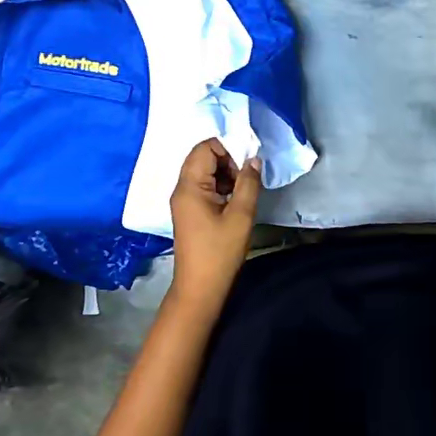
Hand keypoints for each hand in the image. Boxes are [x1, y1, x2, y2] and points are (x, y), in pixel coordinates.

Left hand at [168, 138, 259, 308]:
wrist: (200, 288)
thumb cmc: (220, 252)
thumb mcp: (241, 216)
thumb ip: (248, 183)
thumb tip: (253, 159)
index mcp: (189, 186)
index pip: (204, 148)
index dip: (228, 148)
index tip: (248, 162)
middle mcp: (181, 189)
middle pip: (202, 157)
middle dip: (227, 160)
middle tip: (247, 178)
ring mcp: (183, 200)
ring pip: (204, 172)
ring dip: (225, 174)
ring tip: (243, 191)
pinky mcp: (189, 211)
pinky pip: (203, 186)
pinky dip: (220, 186)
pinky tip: (235, 201)